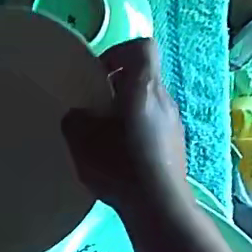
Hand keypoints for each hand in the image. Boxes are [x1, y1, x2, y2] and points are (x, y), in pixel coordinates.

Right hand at [61, 38, 193, 215]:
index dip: (118, 53)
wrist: (157, 204)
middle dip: (116, 89)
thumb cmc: (119, 165)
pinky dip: (136, 133)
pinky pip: (153, 127)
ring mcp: (174, 123)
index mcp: (143, 87)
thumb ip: (75, 119)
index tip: (97, 74)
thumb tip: (78, 114)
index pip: (141, 47)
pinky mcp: (176, 146)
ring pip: (147, 104)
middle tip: (94, 111)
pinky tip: (121, 158)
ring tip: (105, 138)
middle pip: (142, 77)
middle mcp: (164, 99)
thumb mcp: (81, 141)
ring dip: (126, 113)